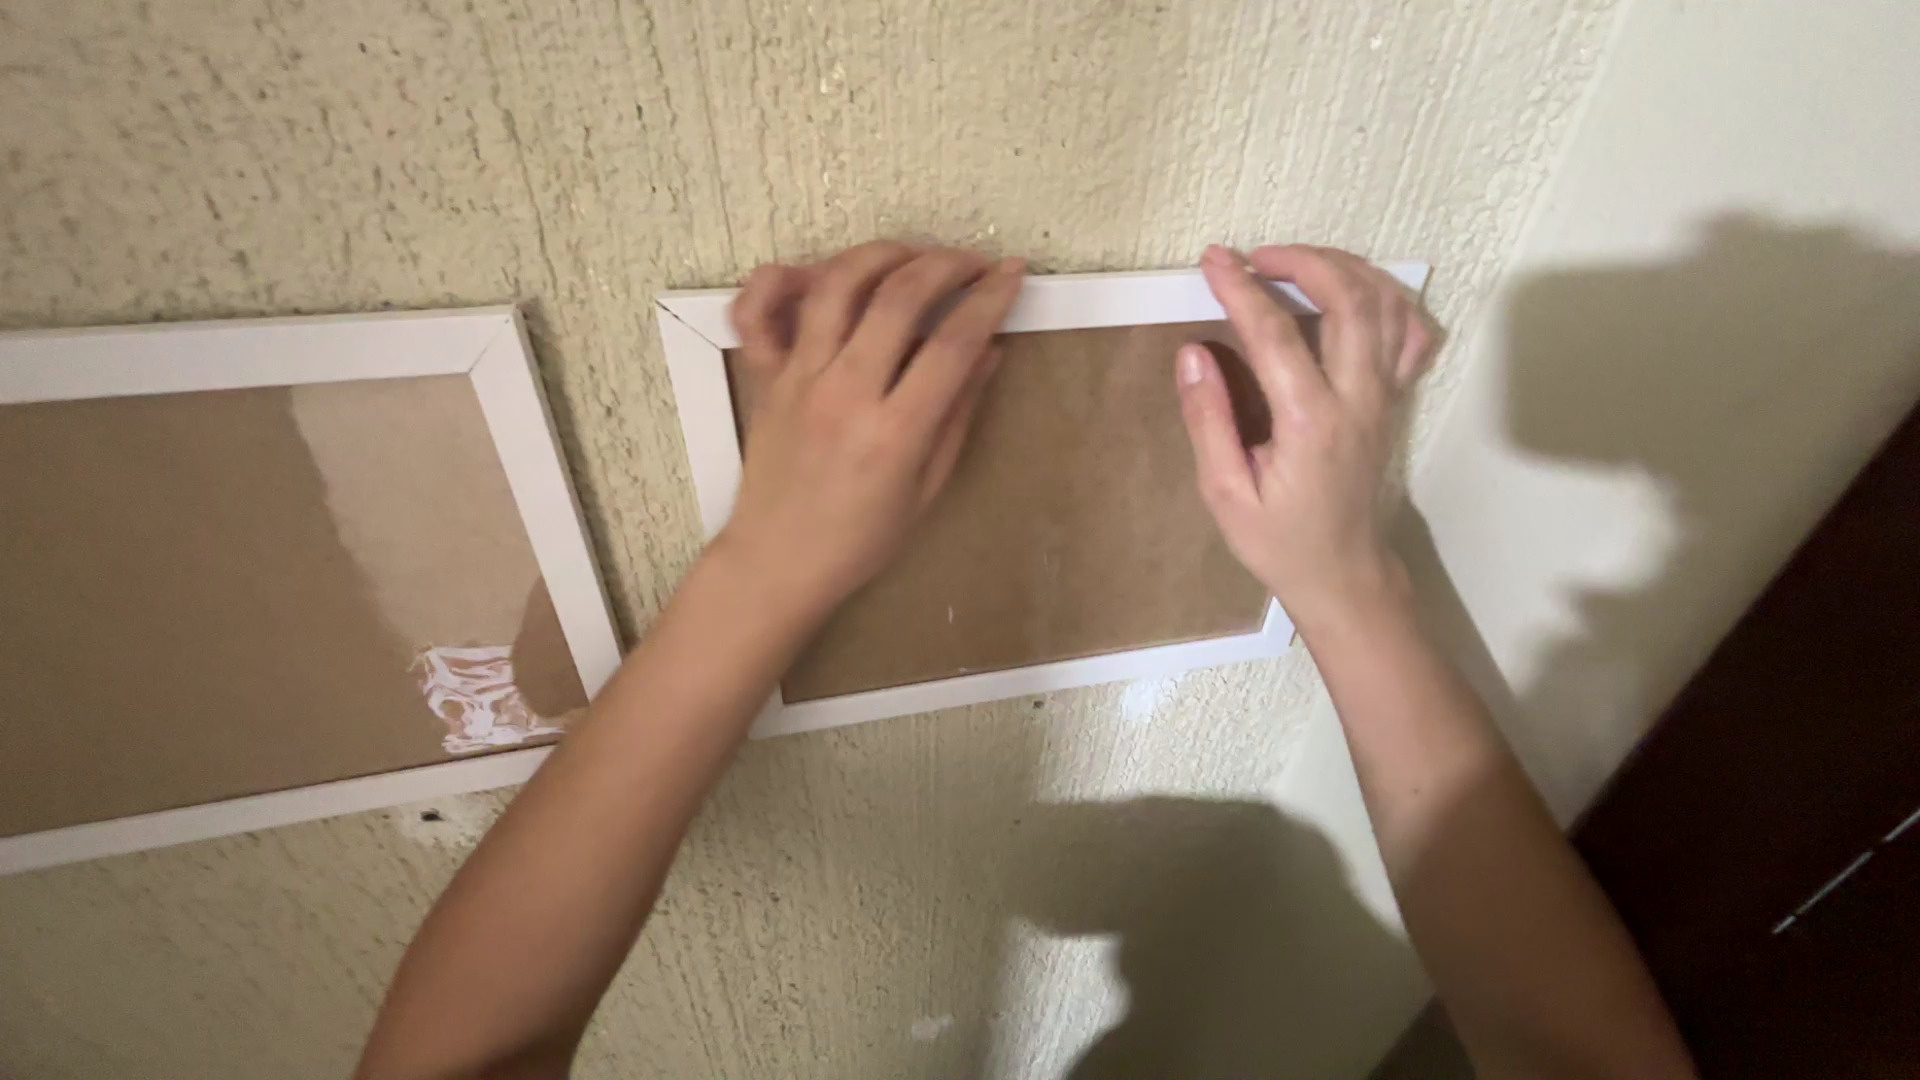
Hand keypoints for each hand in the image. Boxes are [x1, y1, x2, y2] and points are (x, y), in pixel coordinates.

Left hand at [710, 242, 1025, 624]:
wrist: (778, 561)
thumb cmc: (861, 539)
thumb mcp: (927, 489)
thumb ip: (957, 415)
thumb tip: (989, 353)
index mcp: (894, 432)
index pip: (953, 343)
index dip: (991, 299)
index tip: (1013, 273)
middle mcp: (845, 392)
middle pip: (899, 298)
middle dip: (946, 264)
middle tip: (972, 262)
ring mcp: (797, 378)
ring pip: (836, 285)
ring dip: (882, 254)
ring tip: (912, 256)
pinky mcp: (764, 377)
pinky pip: (757, 310)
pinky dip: (779, 277)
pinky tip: (815, 273)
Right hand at [1176, 244, 1439, 633]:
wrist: (1342, 572)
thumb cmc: (1277, 541)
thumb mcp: (1224, 493)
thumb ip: (1208, 420)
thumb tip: (1194, 353)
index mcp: (1310, 422)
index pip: (1275, 335)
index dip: (1241, 289)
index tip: (1212, 261)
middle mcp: (1359, 398)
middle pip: (1349, 299)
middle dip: (1301, 260)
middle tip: (1255, 255)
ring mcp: (1386, 396)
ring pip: (1387, 304)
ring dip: (1343, 268)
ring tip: (1296, 262)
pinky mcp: (1395, 401)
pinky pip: (1410, 332)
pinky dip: (1387, 297)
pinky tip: (1353, 292)